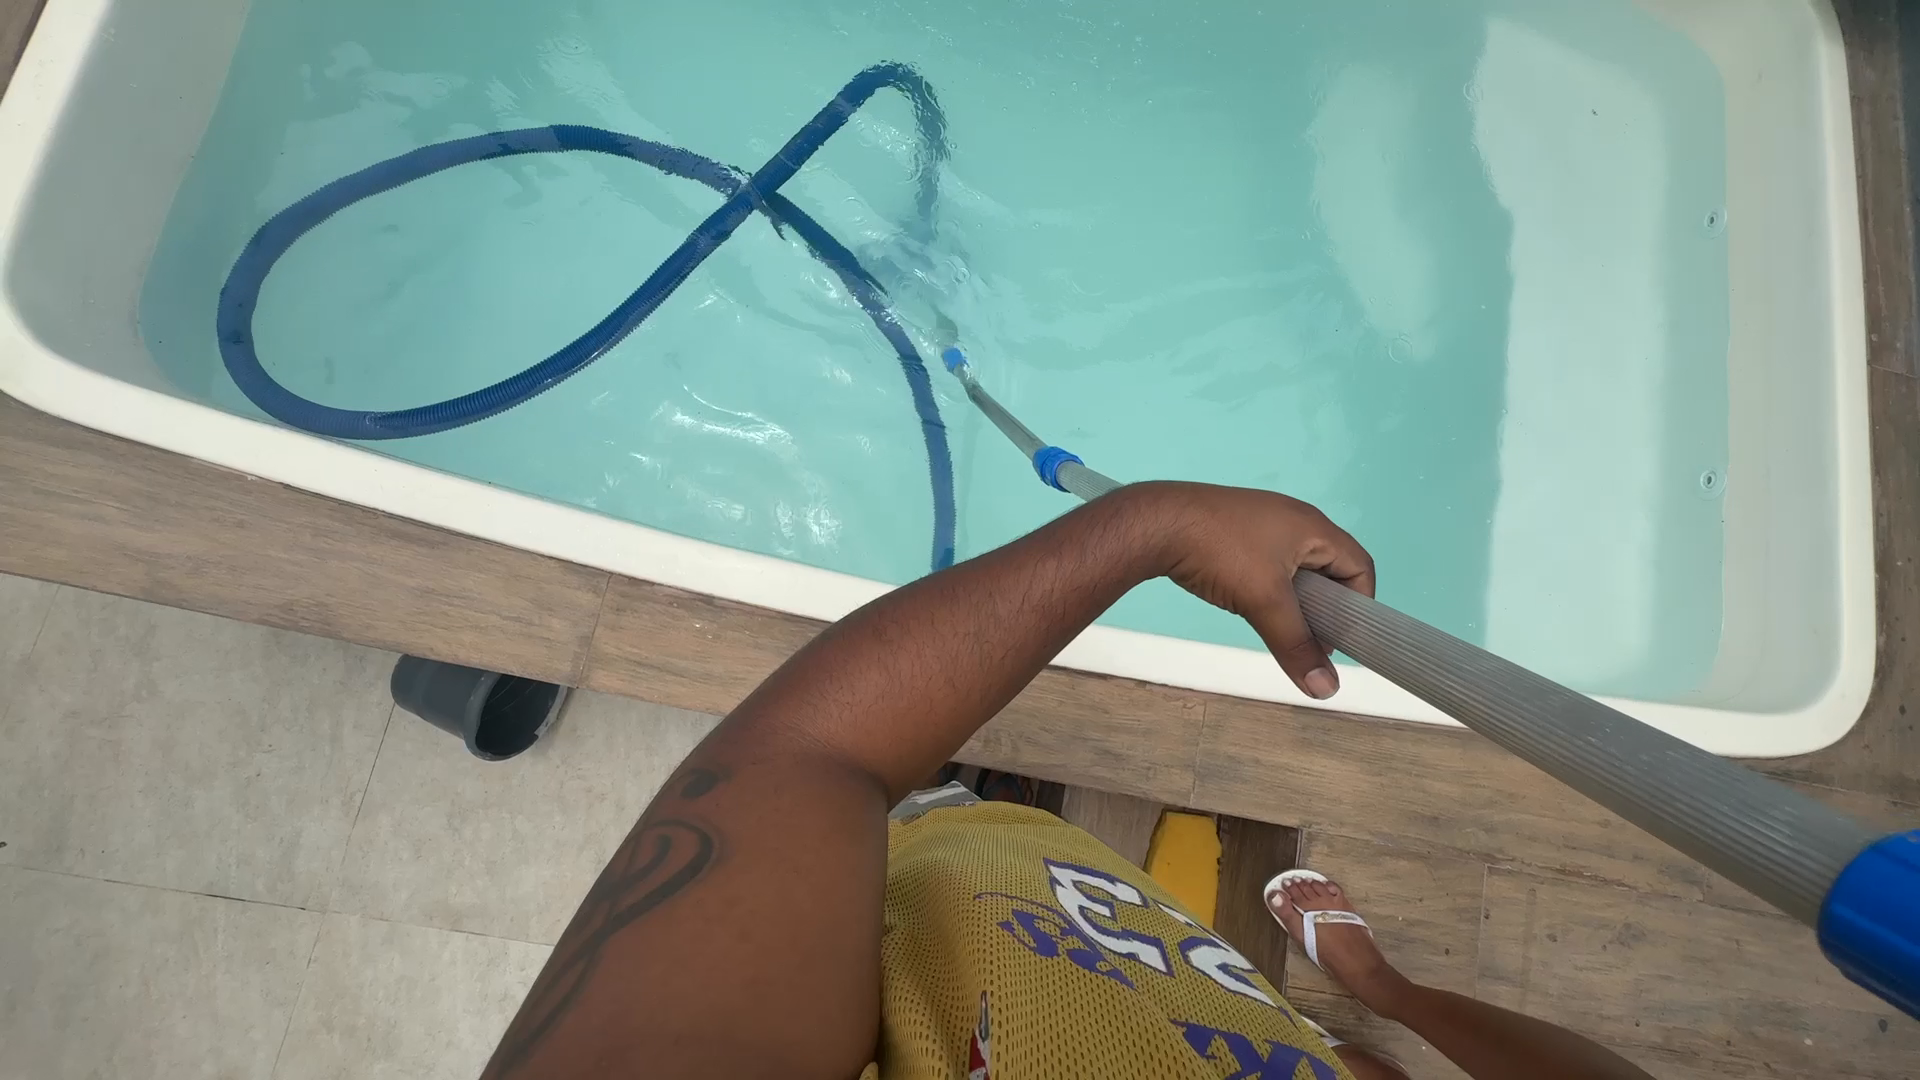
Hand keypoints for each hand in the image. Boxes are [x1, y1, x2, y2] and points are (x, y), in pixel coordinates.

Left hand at [1122, 482, 1375, 698]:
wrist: (1154, 523)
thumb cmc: (1218, 553)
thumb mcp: (1263, 602)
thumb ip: (1296, 645)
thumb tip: (1326, 689)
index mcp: (1312, 525)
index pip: (1360, 566)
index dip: (1358, 606)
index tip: (1336, 639)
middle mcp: (1291, 515)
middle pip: (1328, 566)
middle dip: (1323, 605)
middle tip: (1303, 637)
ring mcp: (1259, 517)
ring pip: (1292, 565)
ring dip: (1290, 597)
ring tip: (1271, 623)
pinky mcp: (1230, 524)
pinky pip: (1263, 558)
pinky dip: (1263, 583)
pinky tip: (1242, 600)